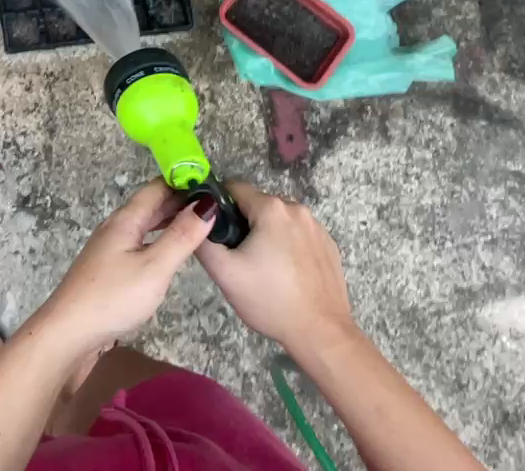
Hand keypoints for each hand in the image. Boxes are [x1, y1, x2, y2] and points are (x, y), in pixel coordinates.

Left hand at [34, 178, 215, 351]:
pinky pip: (139, 243)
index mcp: (125, 220)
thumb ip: (181, 236)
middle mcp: (116, 227)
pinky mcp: (109, 268)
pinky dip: (158, 239)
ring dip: (169, 220)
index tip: (212, 182)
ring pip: (144, 225)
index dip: (182, 182)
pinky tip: (168, 251)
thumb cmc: (114, 297)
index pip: (156, 188)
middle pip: (150, 205)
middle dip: (179, 200)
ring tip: (198, 223)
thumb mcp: (154, 267)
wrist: (70, 331)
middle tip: (214, 204)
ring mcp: (109, 248)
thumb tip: (206, 204)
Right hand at [194, 183, 356, 357]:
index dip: (218, 206)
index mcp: (271, 208)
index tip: (214, 231)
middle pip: (256, 204)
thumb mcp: (224, 273)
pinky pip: (297, 233)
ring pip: (277, 219)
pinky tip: (284, 272)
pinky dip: (286, 244)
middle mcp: (297, 208)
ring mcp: (317, 227)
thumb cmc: (270, 300)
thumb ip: (202, 240)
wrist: (322, 334)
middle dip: (242, 222)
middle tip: (237, 256)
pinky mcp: (329, 245)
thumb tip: (195, 218)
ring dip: (265, 233)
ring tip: (261, 267)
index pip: (233, 188)